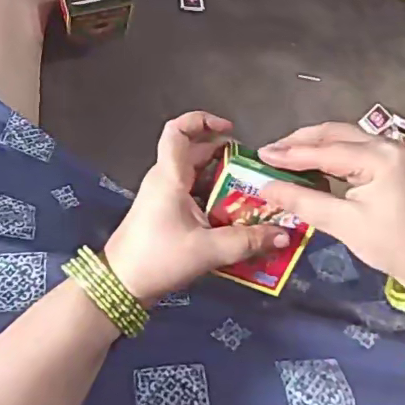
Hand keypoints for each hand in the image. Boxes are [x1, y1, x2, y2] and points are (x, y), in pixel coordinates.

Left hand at [103, 112, 289, 304]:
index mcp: (170, 176)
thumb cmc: (158, 258)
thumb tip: (283, 234)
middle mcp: (165, 179)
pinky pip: (193, 194)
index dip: (202, 120)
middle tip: (252, 168)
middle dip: (225, 154)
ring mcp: (164, 196)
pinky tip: (234, 215)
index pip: (177, 130)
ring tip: (250, 192)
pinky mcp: (166, 212)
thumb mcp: (207, 250)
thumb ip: (247, 241)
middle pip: (195, 151)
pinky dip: (214, 198)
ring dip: (222, 179)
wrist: (121, 284)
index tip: (229, 130)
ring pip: (196, 174)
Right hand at [256, 122, 404, 289]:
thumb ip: (303, 201)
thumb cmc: (390, 244)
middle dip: (299, 142)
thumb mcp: (343, 224)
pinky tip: (310, 160)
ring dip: (313, 144)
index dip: (290, 153)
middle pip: (333, 133)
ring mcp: (390, 150)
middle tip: (269, 152)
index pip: (325, 150)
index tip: (260, 155)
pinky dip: (328, 151)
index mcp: (378, 157)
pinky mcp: (389, 161)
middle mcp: (385, 145)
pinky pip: (352, 147)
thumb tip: (265, 188)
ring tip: (283, 154)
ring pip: (342, 137)